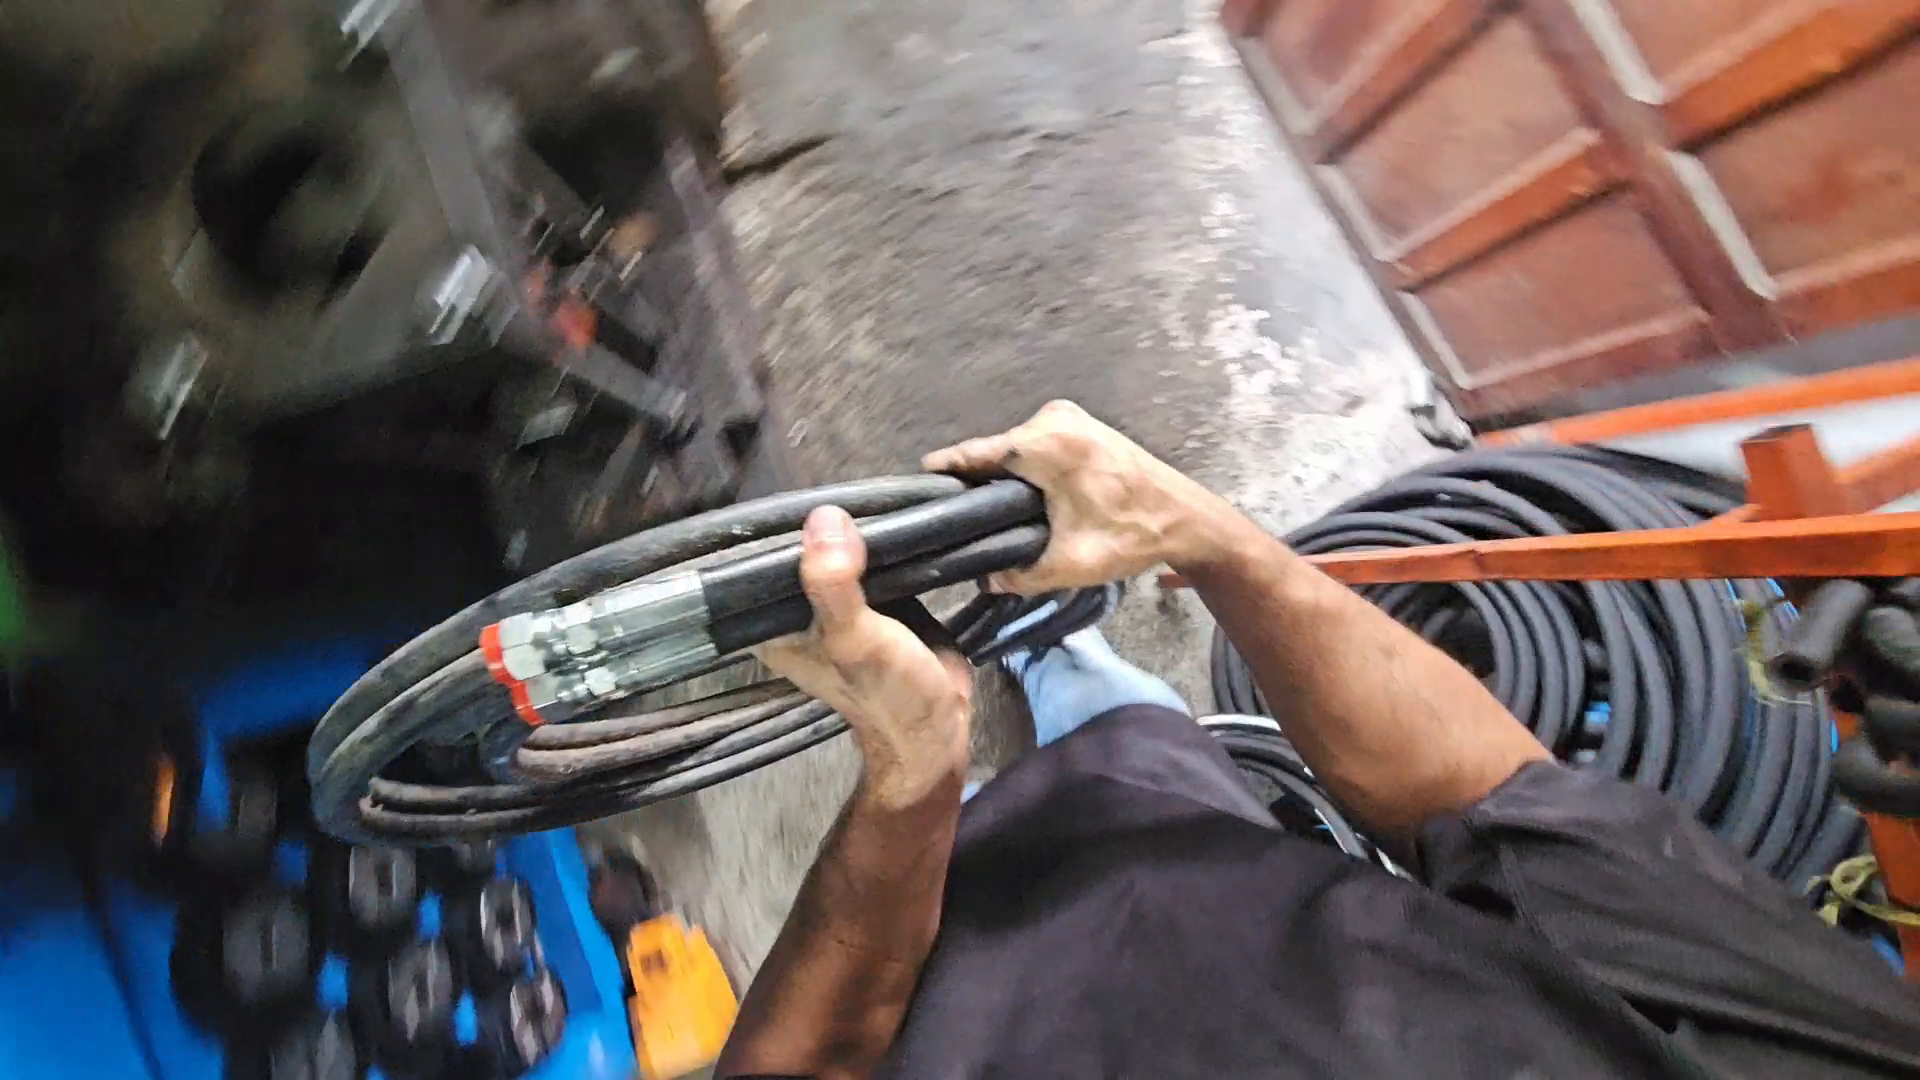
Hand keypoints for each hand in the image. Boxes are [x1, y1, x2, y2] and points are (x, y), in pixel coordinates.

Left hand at [755, 506, 973, 807]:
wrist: (938, 726)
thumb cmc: (888, 692)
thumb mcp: (854, 640)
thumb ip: (833, 584)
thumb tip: (825, 518)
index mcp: (772, 623)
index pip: (758, 561)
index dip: (778, 527)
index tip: (802, 490)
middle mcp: (798, 612)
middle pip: (802, 551)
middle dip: (825, 523)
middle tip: (851, 489)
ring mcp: (837, 606)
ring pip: (838, 552)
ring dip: (858, 530)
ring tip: (876, 495)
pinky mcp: (875, 602)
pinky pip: (872, 562)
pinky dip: (884, 543)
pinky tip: (897, 517)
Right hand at [922, 400, 1231, 593]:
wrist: (1186, 518)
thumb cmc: (1132, 534)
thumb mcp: (1072, 563)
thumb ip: (1021, 575)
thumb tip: (987, 579)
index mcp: (1047, 444)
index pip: (977, 453)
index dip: (946, 468)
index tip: (918, 479)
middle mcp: (1053, 419)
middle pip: (995, 452)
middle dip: (978, 482)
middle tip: (961, 518)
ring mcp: (1068, 417)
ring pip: (1015, 449)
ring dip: (1003, 476)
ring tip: (989, 513)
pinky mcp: (1079, 424)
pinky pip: (1035, 444)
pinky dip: (1025, 467)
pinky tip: (1021, 497)